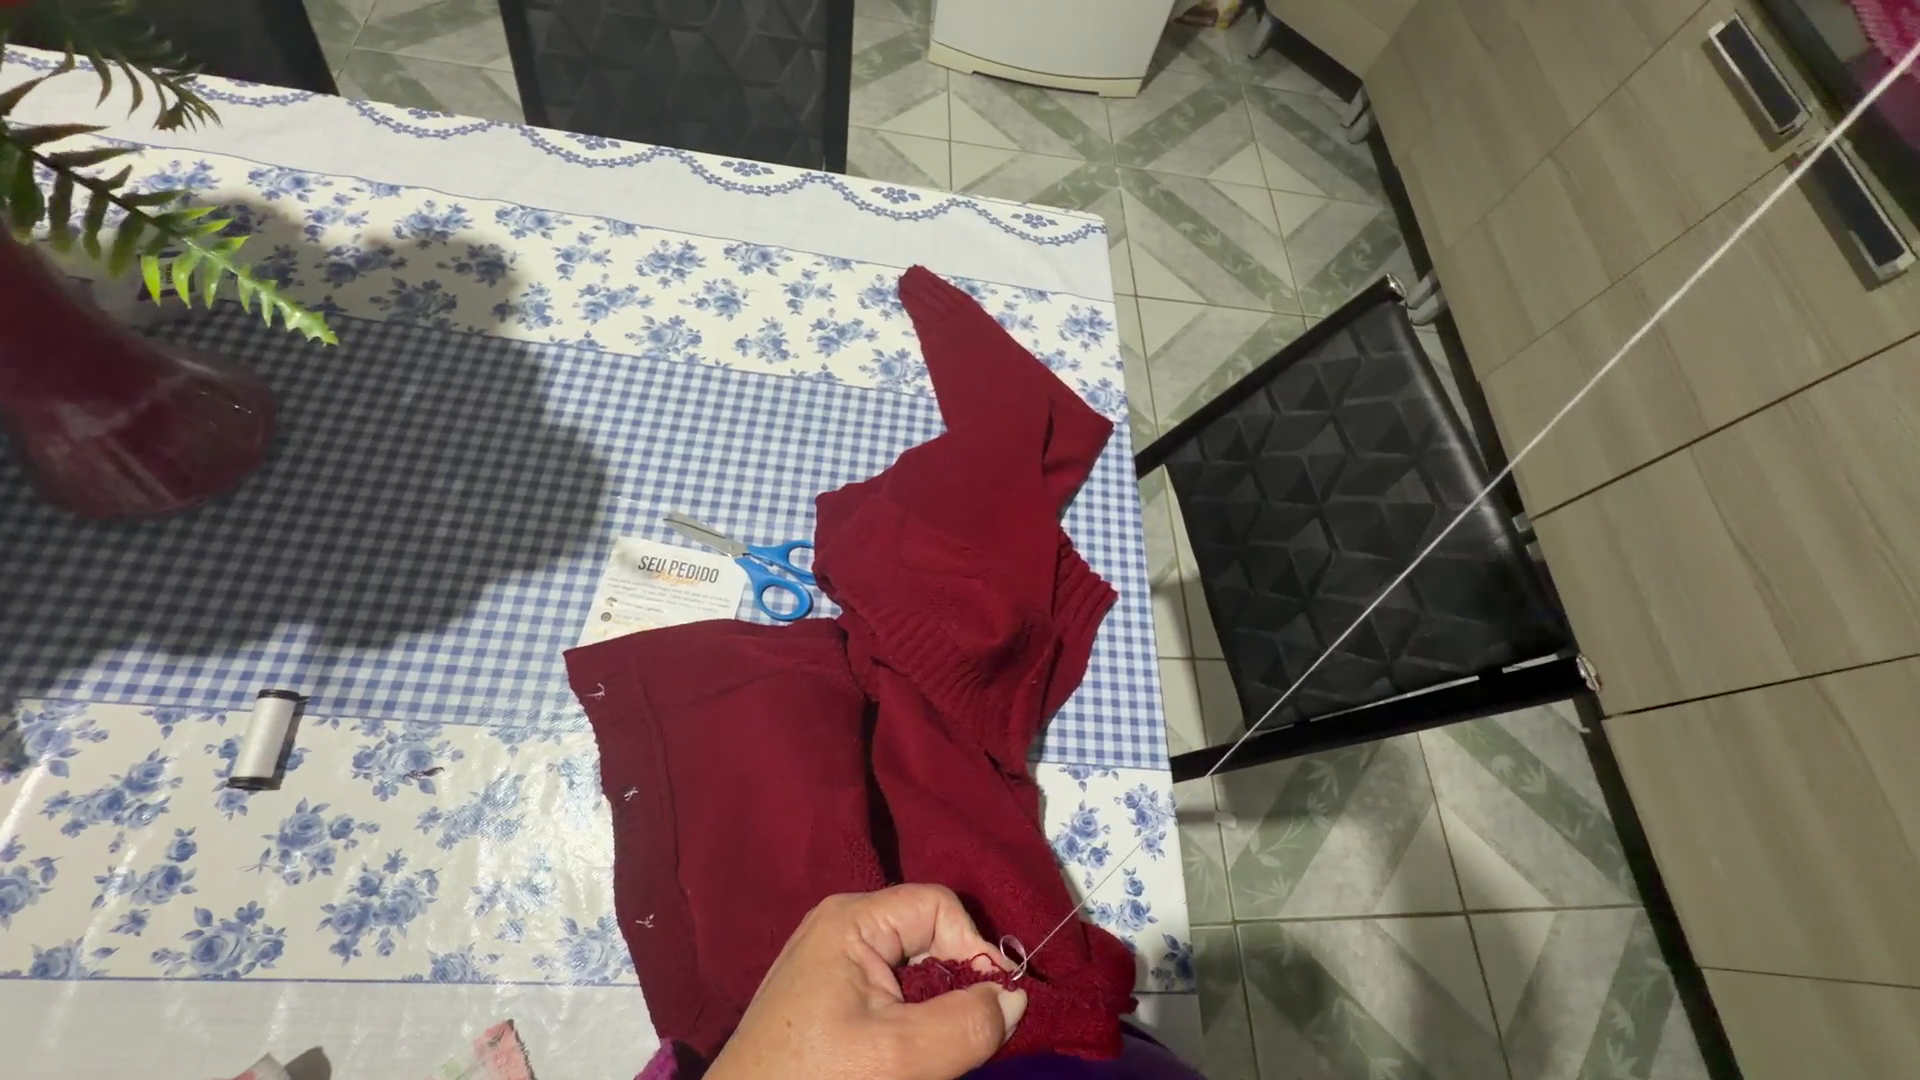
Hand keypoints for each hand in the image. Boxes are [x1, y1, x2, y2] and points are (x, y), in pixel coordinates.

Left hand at [704, 885, 1028, 1079]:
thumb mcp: (897, 1057)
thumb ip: (965, 1024)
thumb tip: (1016, 996)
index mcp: (852, 918)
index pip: (937, 906)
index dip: (973, 948)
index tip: (995, 1003)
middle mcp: (841, 922)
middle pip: (925, 933)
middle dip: (956, 980)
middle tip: (967, 1034)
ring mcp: (830, 955)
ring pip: (910, 963)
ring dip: (935, 1004)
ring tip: (937, 1050)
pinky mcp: (826, 989)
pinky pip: (888, 985)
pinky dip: (911, 1015)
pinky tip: (909, 1051)